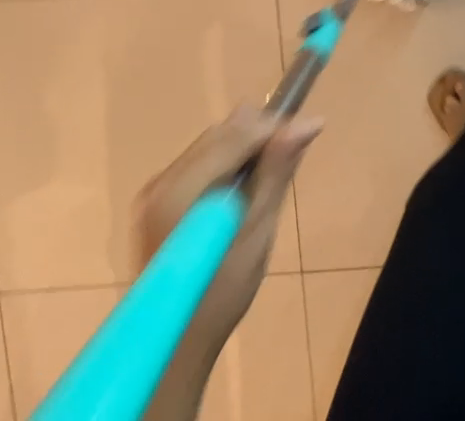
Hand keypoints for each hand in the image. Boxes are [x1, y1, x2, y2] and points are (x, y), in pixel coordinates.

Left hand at [135, 107, 322, 363]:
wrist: (177, 342)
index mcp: (183, 188)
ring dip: (245, 152)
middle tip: (289, 162)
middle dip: (260, 137)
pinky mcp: (157, 203)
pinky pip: (200, 165)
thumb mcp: (258, 228)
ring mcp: (155, 192)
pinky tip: (243, 194)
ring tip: (268, 180)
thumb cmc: (223, 290)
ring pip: (211, 146)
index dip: (275, 127)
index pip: (237, 132)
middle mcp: (162, 181)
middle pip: (221, 134)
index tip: (308, 135)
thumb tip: (308, 122)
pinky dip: (227, 167)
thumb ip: (277, 170)